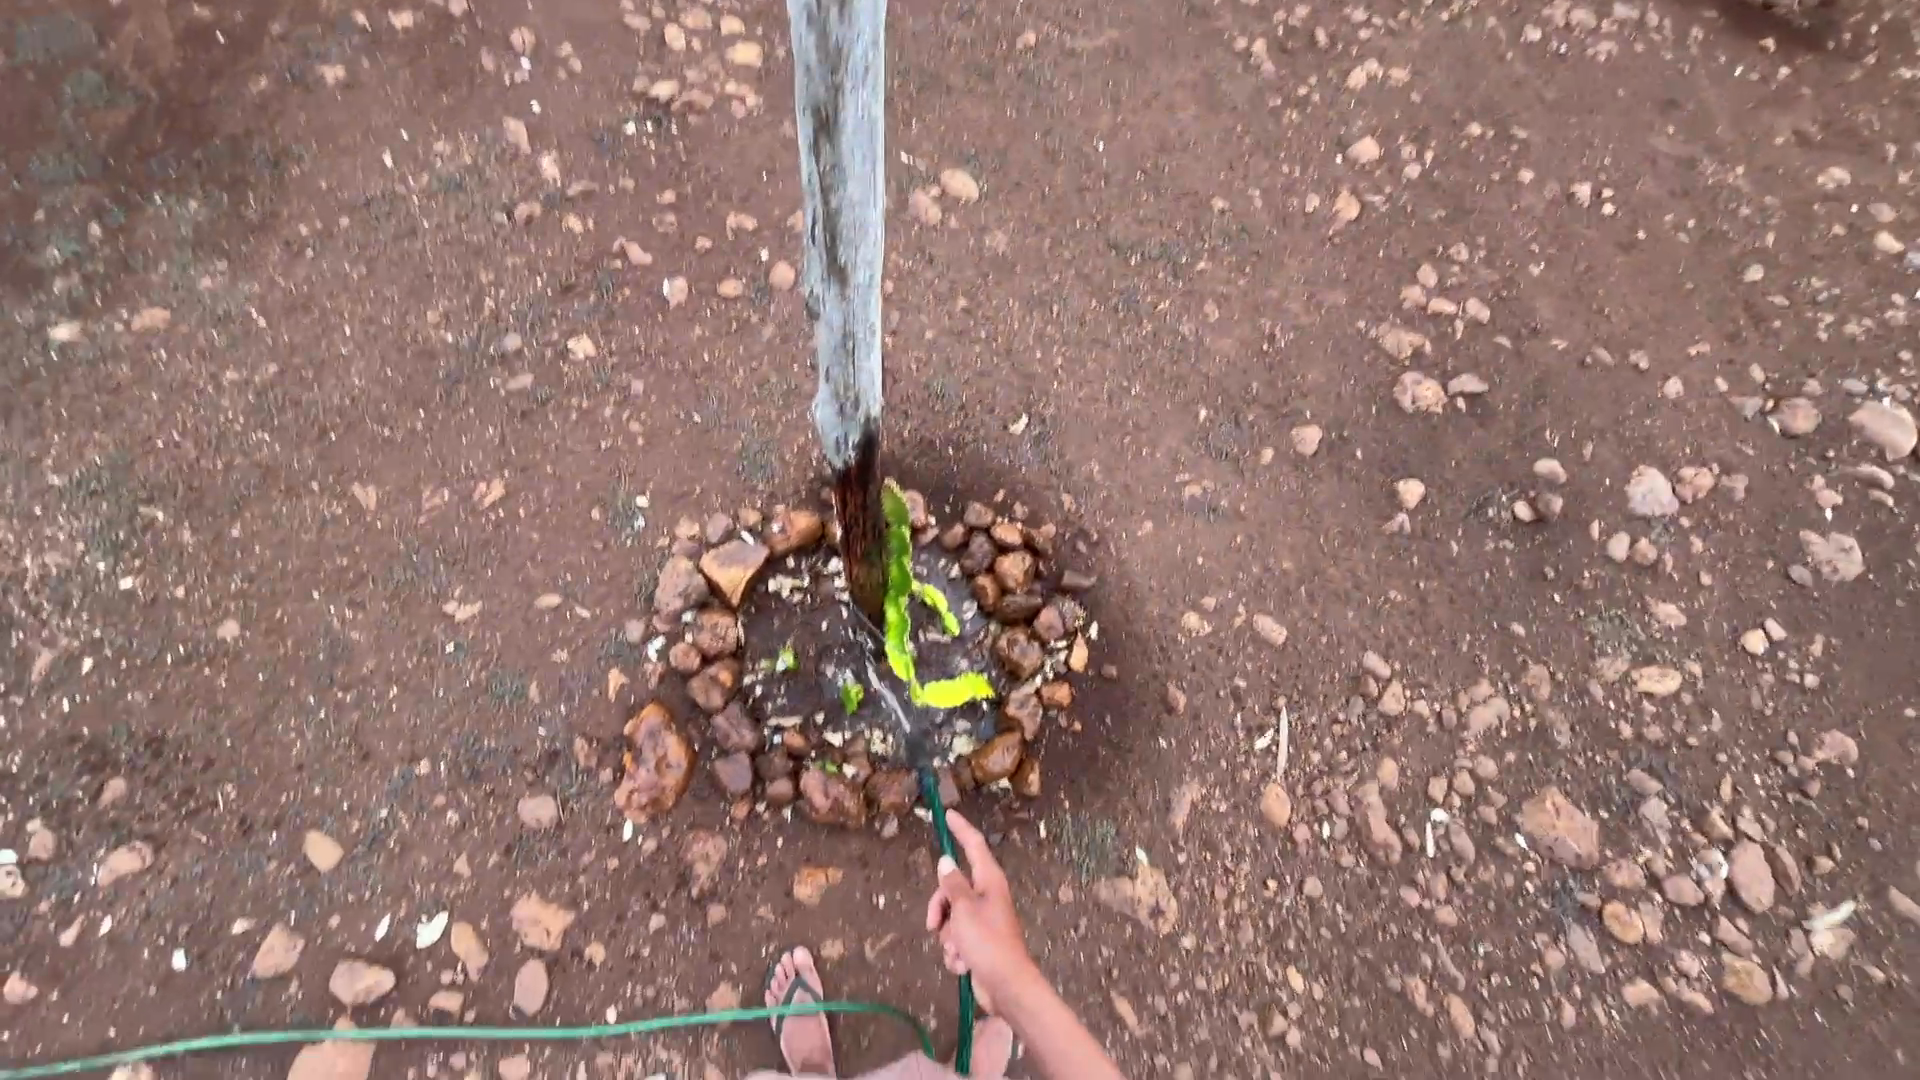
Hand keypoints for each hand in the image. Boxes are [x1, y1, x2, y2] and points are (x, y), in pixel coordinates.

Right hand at [924, 809, 1035, 1008]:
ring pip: (951, 916)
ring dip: (947, 936)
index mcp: (989, 880)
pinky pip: (956, 938)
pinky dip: (955, 952)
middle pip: (953, 887)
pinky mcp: (979, 942)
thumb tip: (946, 861)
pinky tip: (963, 964)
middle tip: (934, 924)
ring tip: (957, 951)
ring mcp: (983, 919)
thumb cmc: (987, 942)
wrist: (1006, 986)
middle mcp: (986, 895)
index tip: (948, 814)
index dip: (960, 828)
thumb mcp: (964, 909)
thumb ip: (952, 884)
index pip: (973, 844)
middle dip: (939, 907)